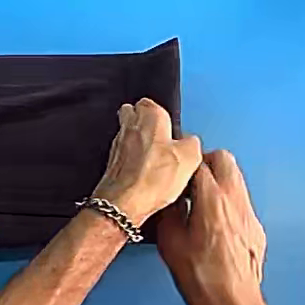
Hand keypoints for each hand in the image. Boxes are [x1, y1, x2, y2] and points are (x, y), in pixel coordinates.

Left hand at [92, 99, 201, 224]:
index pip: (153, 103)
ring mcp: (118, 141)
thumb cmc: (152, 178)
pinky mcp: (112, 159)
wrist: (124, 201)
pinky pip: (123, 150)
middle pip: (134, 111)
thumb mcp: (189, 159)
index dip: (163, 115)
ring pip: (127, 129)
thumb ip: (193, 144)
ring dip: (138, 138)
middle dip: (145, 120)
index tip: (171, 127)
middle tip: (160, 136)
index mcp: (150, 116)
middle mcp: (130, 124)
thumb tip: (191, 143)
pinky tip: (142, 169)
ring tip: (153, 155)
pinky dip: (131, 155)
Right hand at [157, 149, 270, 304]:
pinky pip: (240, 200)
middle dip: (204, 161)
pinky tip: (212, 220)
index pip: (198, 160)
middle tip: (187, 176)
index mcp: (212, 199)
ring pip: (235, 177)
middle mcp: (235, 201)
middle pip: (223, 158)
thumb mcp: (170, 242)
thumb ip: (167, 211)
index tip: (172, 167)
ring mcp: (248, 214)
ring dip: (216, 179)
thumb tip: (165, 198)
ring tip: (198, 197)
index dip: (181, 160)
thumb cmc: (203, 280)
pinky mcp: (255, 229)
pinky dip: (226, 200)